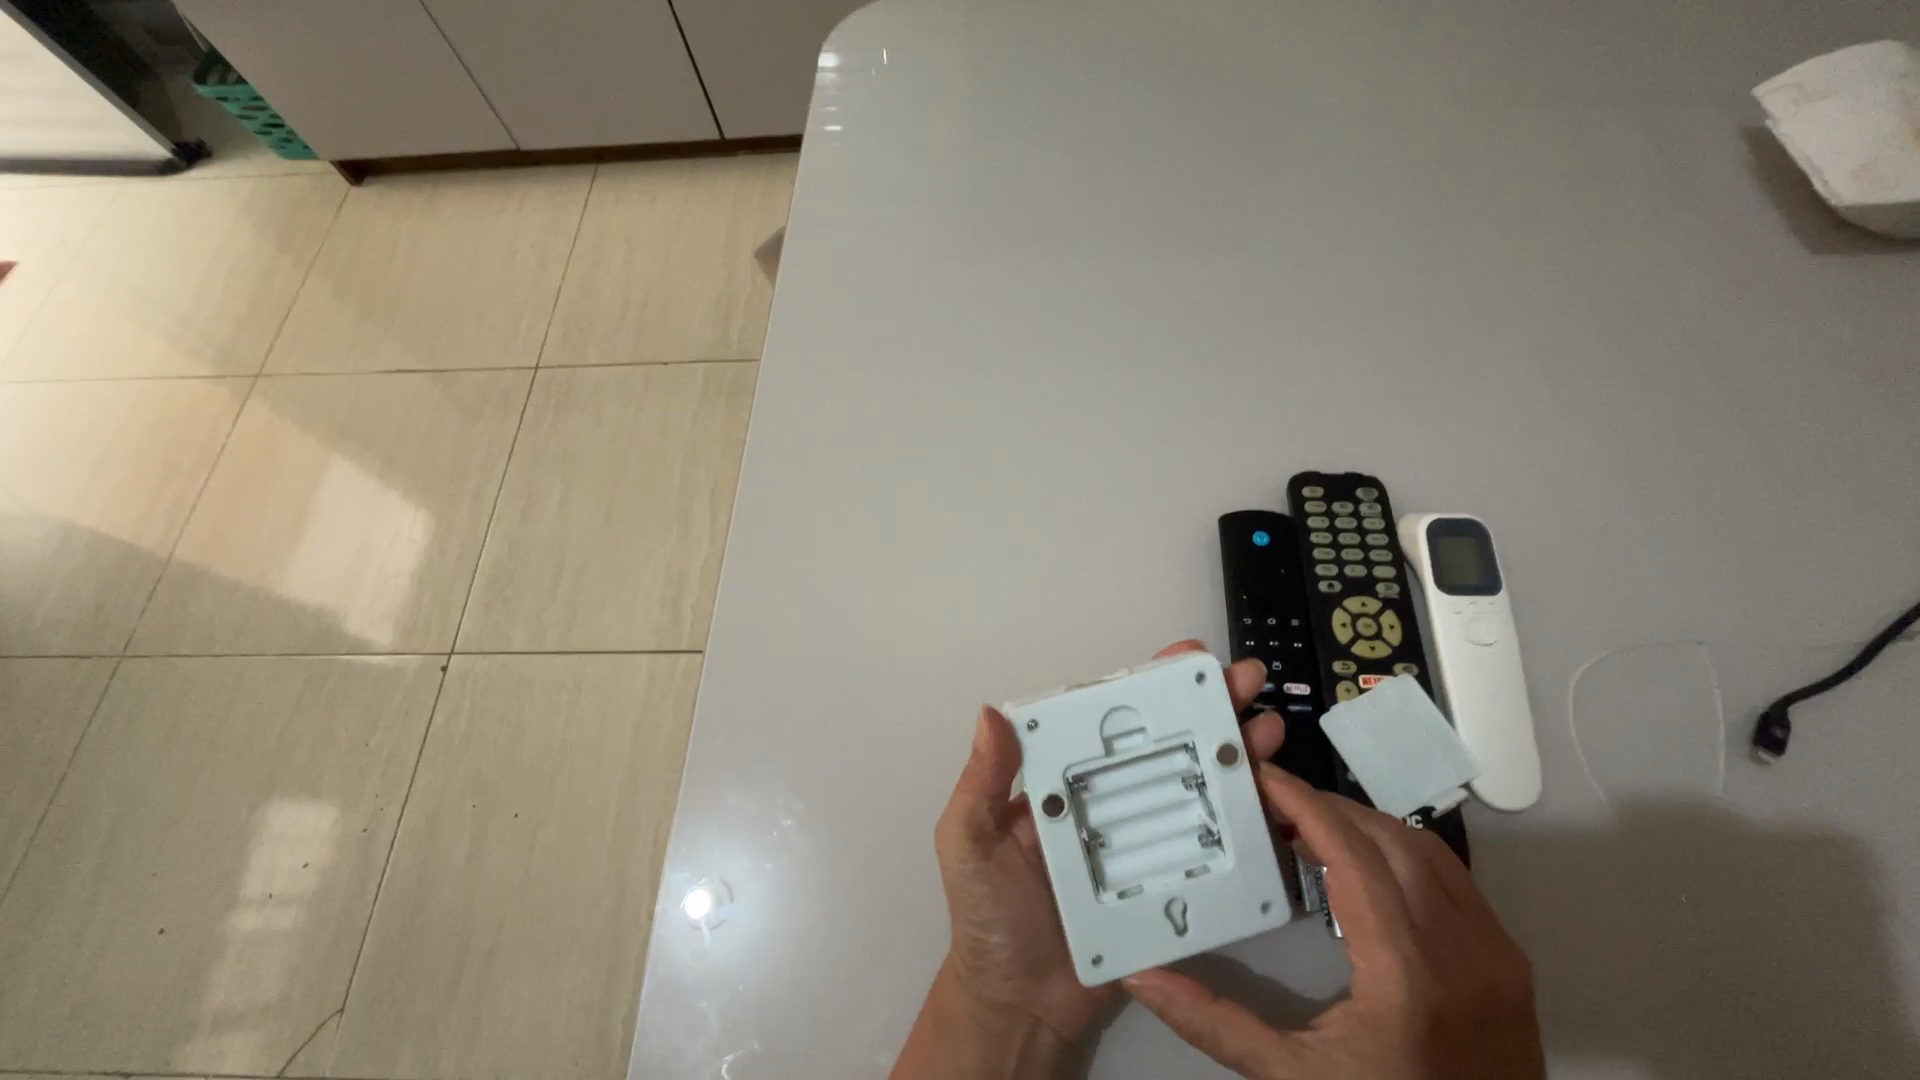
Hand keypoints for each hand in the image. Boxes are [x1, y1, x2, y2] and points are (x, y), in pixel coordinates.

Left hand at [895, 641, 1284, 1077]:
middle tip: (1247, 683)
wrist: (1023, 1006)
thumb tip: (990, 713)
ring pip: (1194, 785)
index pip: (1108, 722)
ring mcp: (1143, 842)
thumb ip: (979, 784)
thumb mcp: (968, 844)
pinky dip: (1243, 820)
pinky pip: (1211, 846)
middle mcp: (1108, 801)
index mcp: (1063, 782)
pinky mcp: (1170, 884)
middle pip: (1162, 744)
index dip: (1149, 688)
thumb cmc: (989, 919)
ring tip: (1268, 730)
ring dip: (1234, 752)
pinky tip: (1271, 799)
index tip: (1189, 661)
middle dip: (1207, 708)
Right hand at [1123, 767, 1544, 1079]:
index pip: (1352, 853)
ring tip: (1309, 830)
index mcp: (1405, 971)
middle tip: (1270, 804)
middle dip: (1327, 808)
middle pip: (1388, 839)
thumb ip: (1215, 1023)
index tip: (1261, 776)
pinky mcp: (1510, 963)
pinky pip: (1454, 879)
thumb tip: (1140, 977)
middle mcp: (1461, 948)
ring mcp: (1495, 954)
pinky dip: (1403, 853)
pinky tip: (1365, 869)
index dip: (1304, 804)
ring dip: (1366, 826)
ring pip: (1427, 850)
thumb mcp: (1292, 1077)